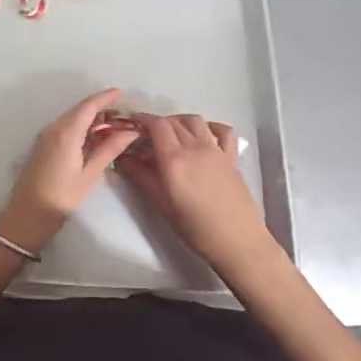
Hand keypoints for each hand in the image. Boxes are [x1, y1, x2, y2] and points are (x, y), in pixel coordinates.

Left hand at [0, 88, 140, 251]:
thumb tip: (130, 132)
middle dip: (100, 108)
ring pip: (71, 118)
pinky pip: (63, 128)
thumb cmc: (62, 196)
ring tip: (112, 127)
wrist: (28, 213)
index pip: (88, 106)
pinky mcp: (42, 146)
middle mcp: (53, 129)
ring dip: (90, 119)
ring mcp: (45, 137)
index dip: (105, 97)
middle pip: (79, 110)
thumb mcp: (89, 174)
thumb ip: (109, 149)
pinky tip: (93, 138)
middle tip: (123, 115)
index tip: (122, 93)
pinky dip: (80, 128)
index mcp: (66, 132)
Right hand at [115, 112, 267, 266]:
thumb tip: (123, 159)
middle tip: (144, 136)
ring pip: (195, 121)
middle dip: (156, 123)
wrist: (236, 240)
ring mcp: (216, 150)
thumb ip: (141, 176)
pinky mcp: (231, 157)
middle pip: (173, 121)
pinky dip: (208, 127)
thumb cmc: (194, 228)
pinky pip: (221, 131)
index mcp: (174, 160)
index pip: (156, 125)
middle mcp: (195, 148)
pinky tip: (201, 136)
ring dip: (178, 121)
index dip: (141, 120)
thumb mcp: (161, 203)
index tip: (130, 125)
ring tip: (169, 135)